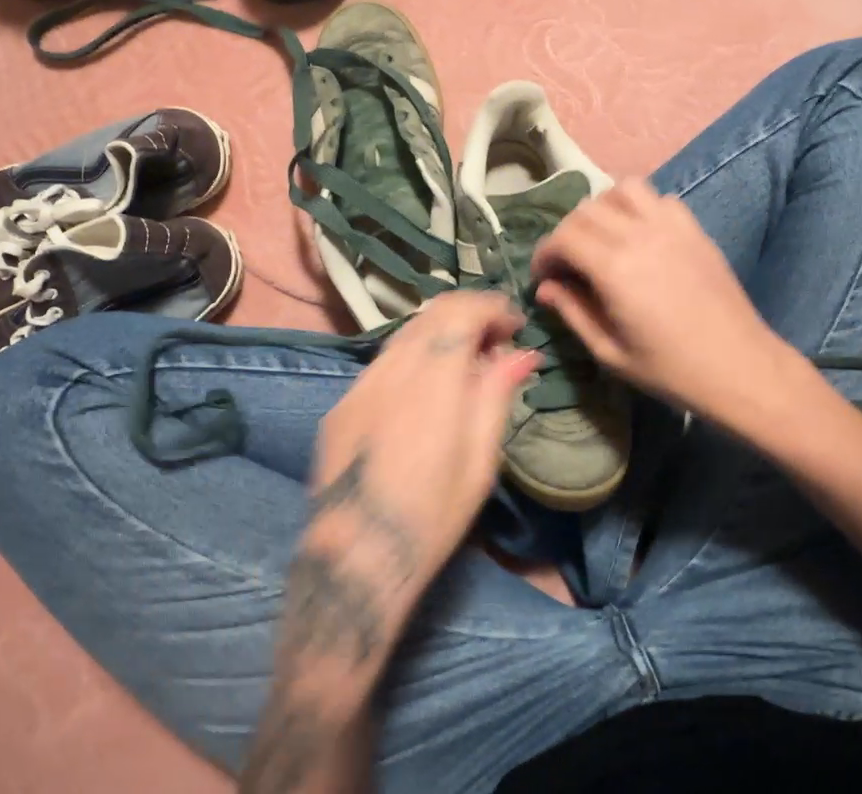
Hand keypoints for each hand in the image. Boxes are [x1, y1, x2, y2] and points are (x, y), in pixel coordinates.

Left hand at [306, 292, 540, 599]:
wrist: (356, 554)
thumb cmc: (433, 516)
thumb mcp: (480, 461)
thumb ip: (495, 396)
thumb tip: (520, 354)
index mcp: (432, 383)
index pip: (461, 313)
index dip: (491, 307)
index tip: (514, 325)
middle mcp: (391, 371)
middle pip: (430, 315)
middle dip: (467, 316)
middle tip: (495, 341)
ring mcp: (358, 386)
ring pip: (403, 336)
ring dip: (438, 335)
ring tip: (463, 364)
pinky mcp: (340, 405)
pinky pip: (381, 363)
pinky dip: (411, 359)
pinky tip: (424, 390)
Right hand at [530, 178, 790, 415]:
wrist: (739, 368)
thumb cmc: (670, 371)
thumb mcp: (610, 352)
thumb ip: (573, 313)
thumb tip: (546, 287)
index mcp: (615, 269)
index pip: (563, 237)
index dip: (545, 253)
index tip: (543, 276)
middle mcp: (640, 236)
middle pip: (586, 210)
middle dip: (567, 233)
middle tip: (568, 264)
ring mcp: (672, 227)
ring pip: (623, 190)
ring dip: (603, 209)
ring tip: (602, 239)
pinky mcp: (695, 230)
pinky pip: (659, 199)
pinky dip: (640, 208)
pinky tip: (639, 237)